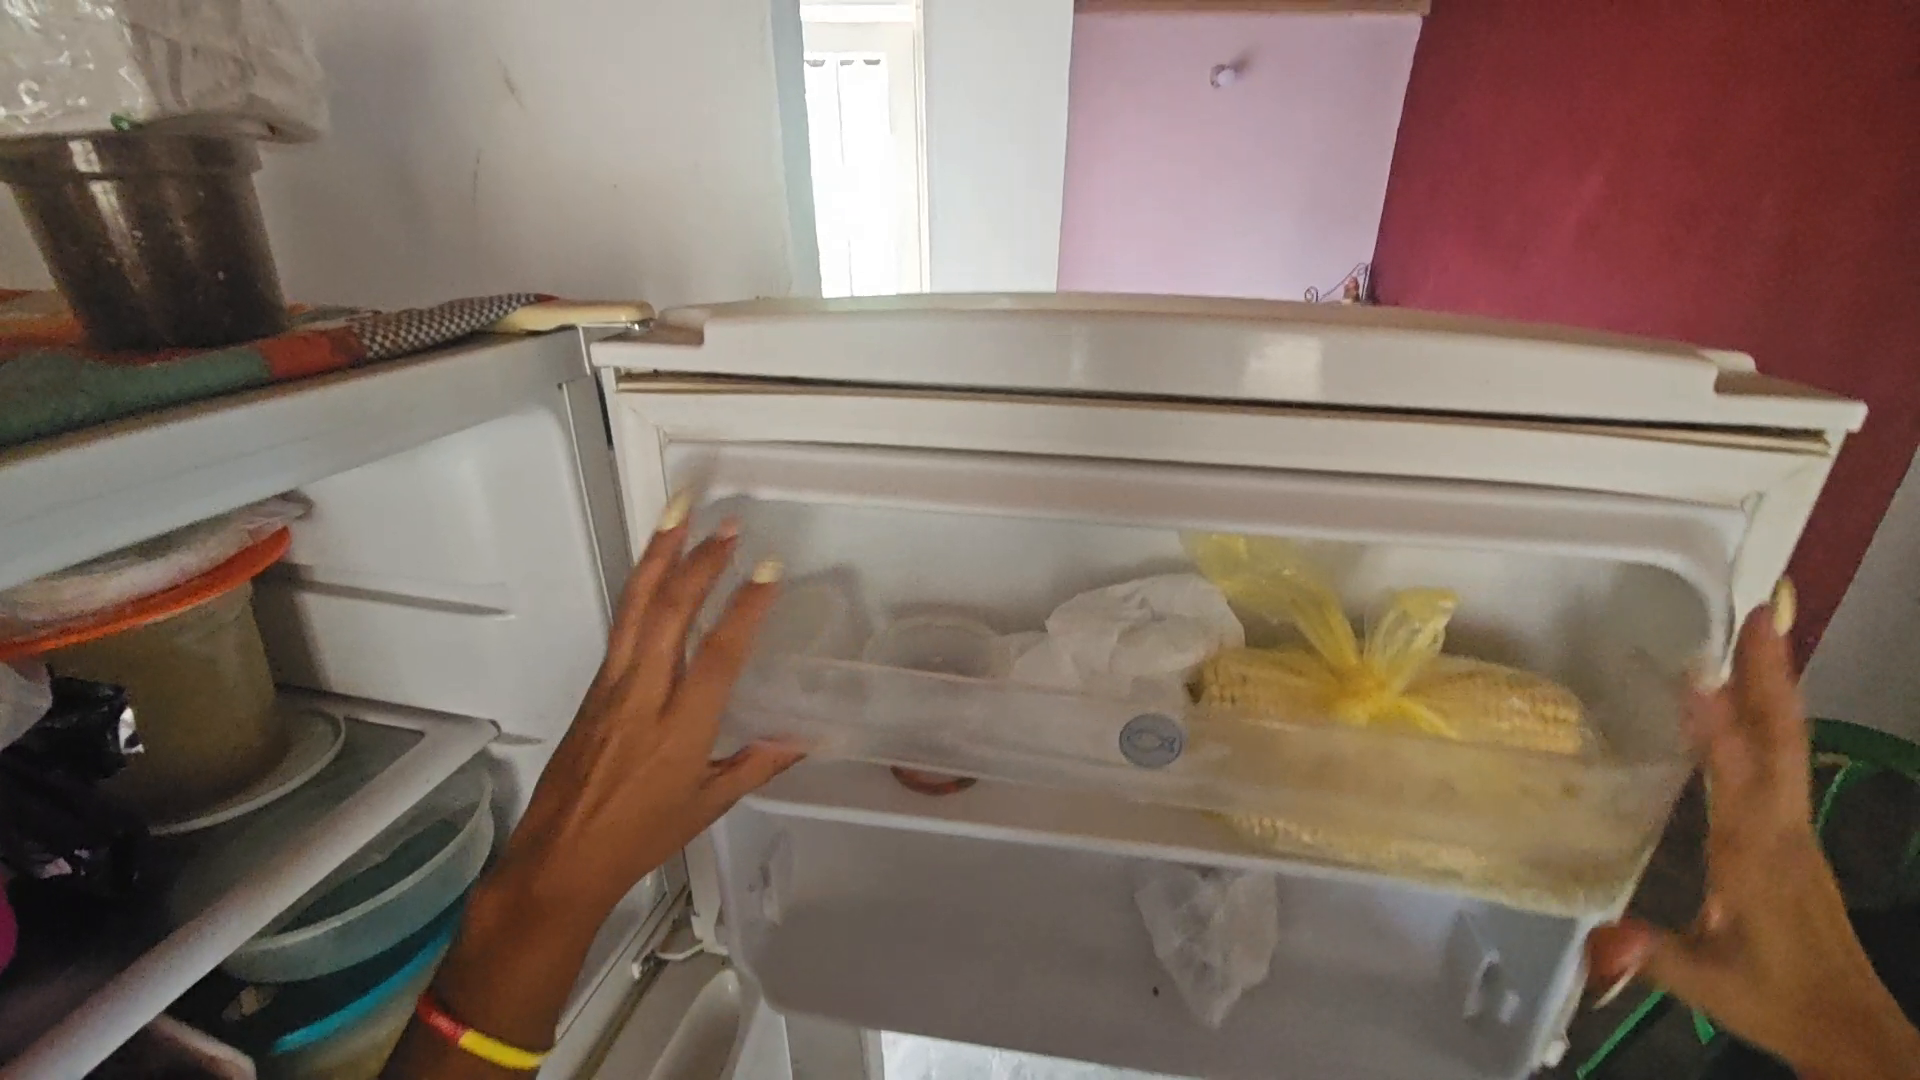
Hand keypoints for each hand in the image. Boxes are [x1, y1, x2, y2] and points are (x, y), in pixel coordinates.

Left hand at [386, 502, 800, 1075]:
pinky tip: (653, 566)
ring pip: (636, 607)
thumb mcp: (708, 805)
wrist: (559, 858)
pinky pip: (620, 622)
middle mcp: (644, 695)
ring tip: (678, 514)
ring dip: (659, 556)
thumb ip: (758, 765)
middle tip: (726, 524)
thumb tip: (803, 739)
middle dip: (699, 562)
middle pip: (670, 613)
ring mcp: (612, 684)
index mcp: (680, 728)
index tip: (769, 568)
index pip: (719, 654)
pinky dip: (640, 584)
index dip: (746, 608)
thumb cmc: (640, 837)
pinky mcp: (594, 685)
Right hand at [1586, 591, 1919, 1079]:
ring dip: (1772, 686)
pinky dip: (1763, 716)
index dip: (1718, 729)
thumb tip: (1598, 940)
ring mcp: (1790, 826)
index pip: (1740, 779)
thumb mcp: (1710, 984)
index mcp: (1757, 855)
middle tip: (1762, 615)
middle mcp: (1780, 828)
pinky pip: (1777, 759)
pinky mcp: (1786, 829)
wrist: (1853, 1029)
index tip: (1698, 678)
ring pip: (1786, 742)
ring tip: (1756, 634)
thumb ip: (1652, 956)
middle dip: (1771, 676)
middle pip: (1782, 740)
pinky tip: (1741, 699)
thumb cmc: (1775, 997)